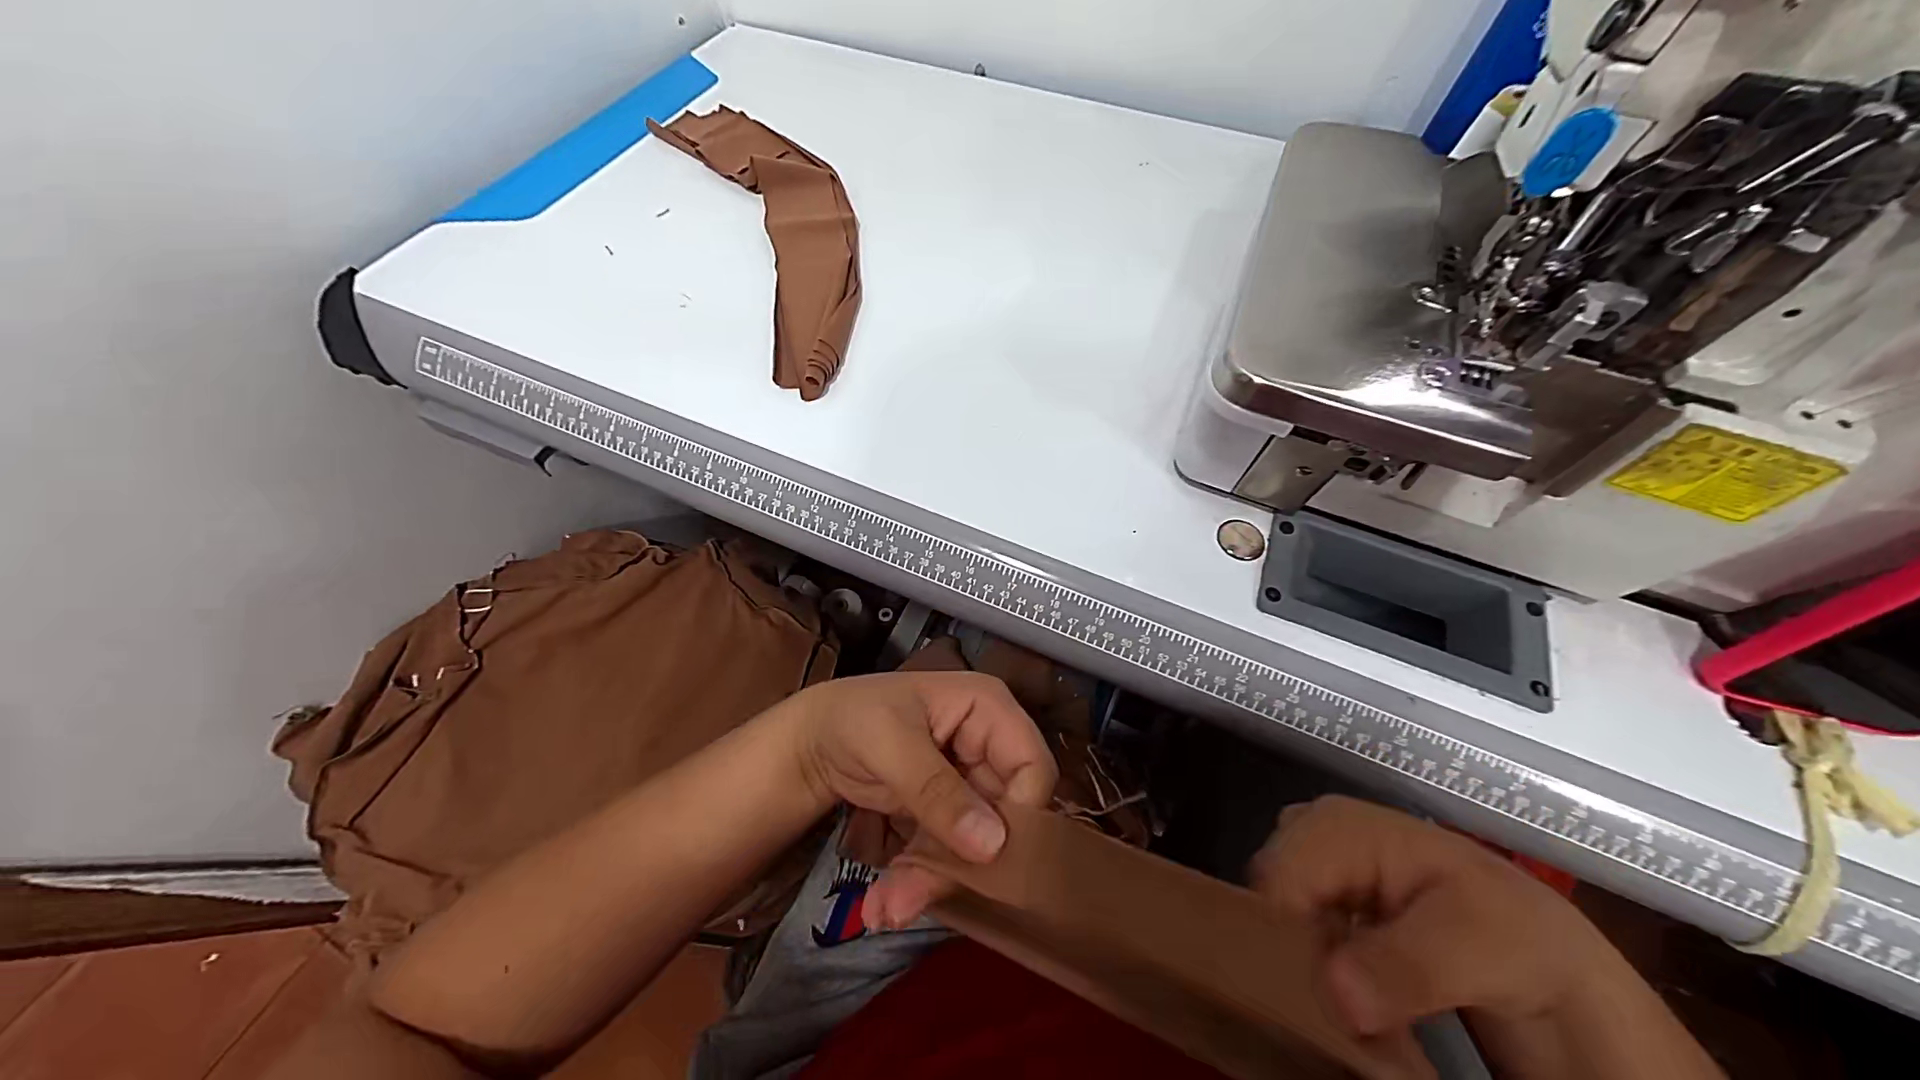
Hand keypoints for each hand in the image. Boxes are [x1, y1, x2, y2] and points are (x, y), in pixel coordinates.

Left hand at [781, 671, 1058, 928]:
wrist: (814, 738)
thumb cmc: (853, 719)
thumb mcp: (890, 745)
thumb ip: (937, 792)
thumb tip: (992, 845)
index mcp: (989, 709)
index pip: (1033, 767)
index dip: (1019, 815)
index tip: (983, 858)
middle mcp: (990, 745)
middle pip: (1005, 814)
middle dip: (963, 863)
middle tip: (913, 898)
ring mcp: (970, 782)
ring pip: (977, 843)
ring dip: (935, 880)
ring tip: (889, 906)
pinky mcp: (950, 813)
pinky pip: (951, 853)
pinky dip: (921, 878)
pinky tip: (887, 901)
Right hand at [1252, 797, 1720, 1079]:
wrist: (1536, 944)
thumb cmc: (1506, 933)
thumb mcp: (1472, 951)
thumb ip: (1405, 967)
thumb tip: (1335, 996)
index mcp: (1334, 824)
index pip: (1274, 882)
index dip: (1287, 943)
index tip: (1319, 1004)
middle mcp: (1307, 828)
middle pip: (1266, 893)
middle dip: (1292, 952)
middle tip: (1330, 1008)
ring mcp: (1309, 854)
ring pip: (1272, 909)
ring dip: (1299, 959)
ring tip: (1334, 1002)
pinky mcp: (1315, 884)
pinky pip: (1288, 920)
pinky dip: (1307, 957)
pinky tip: (1338, 985)